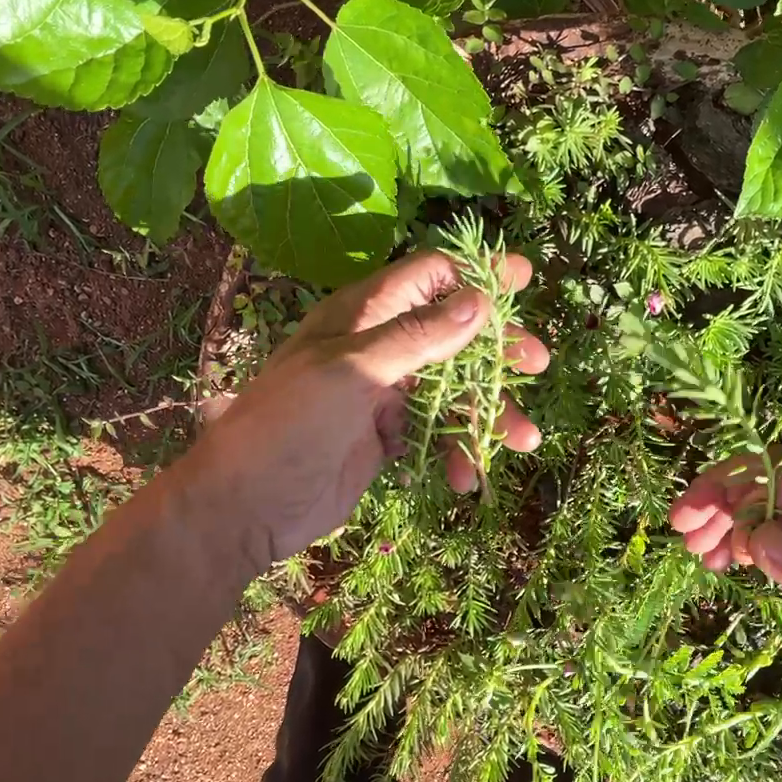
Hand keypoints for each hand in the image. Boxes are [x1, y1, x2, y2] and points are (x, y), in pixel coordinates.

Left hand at [179, 250, 549, 569]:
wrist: (246, 508)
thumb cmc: (288, 425)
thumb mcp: (352, 371)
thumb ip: (417, 336)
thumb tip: (480, 301)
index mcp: (364, 314)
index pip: (429, 276)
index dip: (476, 273)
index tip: (523, 277)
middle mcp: (381, 345)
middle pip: (455, 334)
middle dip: (498, 350)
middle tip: (536, 362)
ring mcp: (387, 393)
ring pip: (455, 390)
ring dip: (489, 413)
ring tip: (524, 440)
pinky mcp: (390, 436)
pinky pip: (439, 433)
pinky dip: (458, 451)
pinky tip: (466, 477)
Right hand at [669, 454, 781, 728]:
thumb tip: (761, 539)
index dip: (752, 487)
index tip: (709, 515)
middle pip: (780, 490)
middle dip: (729, 500)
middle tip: (683, 528)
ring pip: (773, 517)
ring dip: (731, 526)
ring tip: (696, 551)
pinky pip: (778, 547)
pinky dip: (747, 550)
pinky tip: (723, 563)